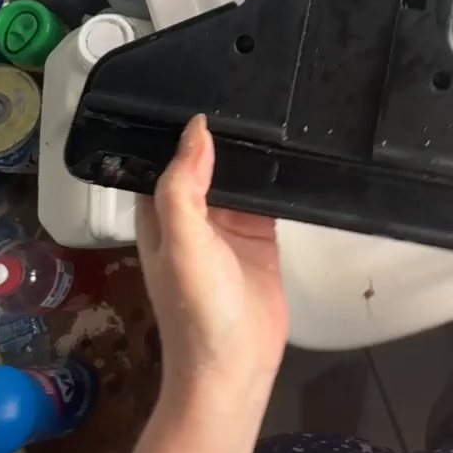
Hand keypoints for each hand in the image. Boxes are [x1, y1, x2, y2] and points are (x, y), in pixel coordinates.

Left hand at [136, 115, 287, 425]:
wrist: (237, 366)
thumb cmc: (197, 307)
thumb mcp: (182, 241)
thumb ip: (183, 185)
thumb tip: (197, 128)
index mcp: (161, 210)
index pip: (163, 155)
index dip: (177, 126)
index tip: (201, 86)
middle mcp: (192, 210)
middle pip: (205, 159)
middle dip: (221, 131)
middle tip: (247, 86)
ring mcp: (227, 222)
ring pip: (237, 173)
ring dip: (249, 150)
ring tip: (271, 105)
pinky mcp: (260, 233)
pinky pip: (267, 193)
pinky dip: (276, 174)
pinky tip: (291, 148)